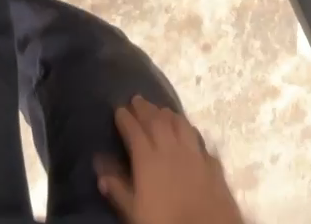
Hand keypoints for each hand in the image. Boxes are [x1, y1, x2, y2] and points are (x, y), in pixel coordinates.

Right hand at [98, 96, 244, 223]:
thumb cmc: (165, 222)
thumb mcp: (134, 211)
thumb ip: (117, 188)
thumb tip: (99, 168)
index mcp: (147, 158)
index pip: (134, 130)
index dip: (125, 118)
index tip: (119, 108)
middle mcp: (170, 148)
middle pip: (156, 120)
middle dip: (145, 108)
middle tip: (137, 99)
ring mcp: (193, 152)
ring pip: (179, 123)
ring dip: (168, 114)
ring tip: (161, 109)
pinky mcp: (211, 162)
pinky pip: (198, 138)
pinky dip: (190, 131)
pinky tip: (189, 132)